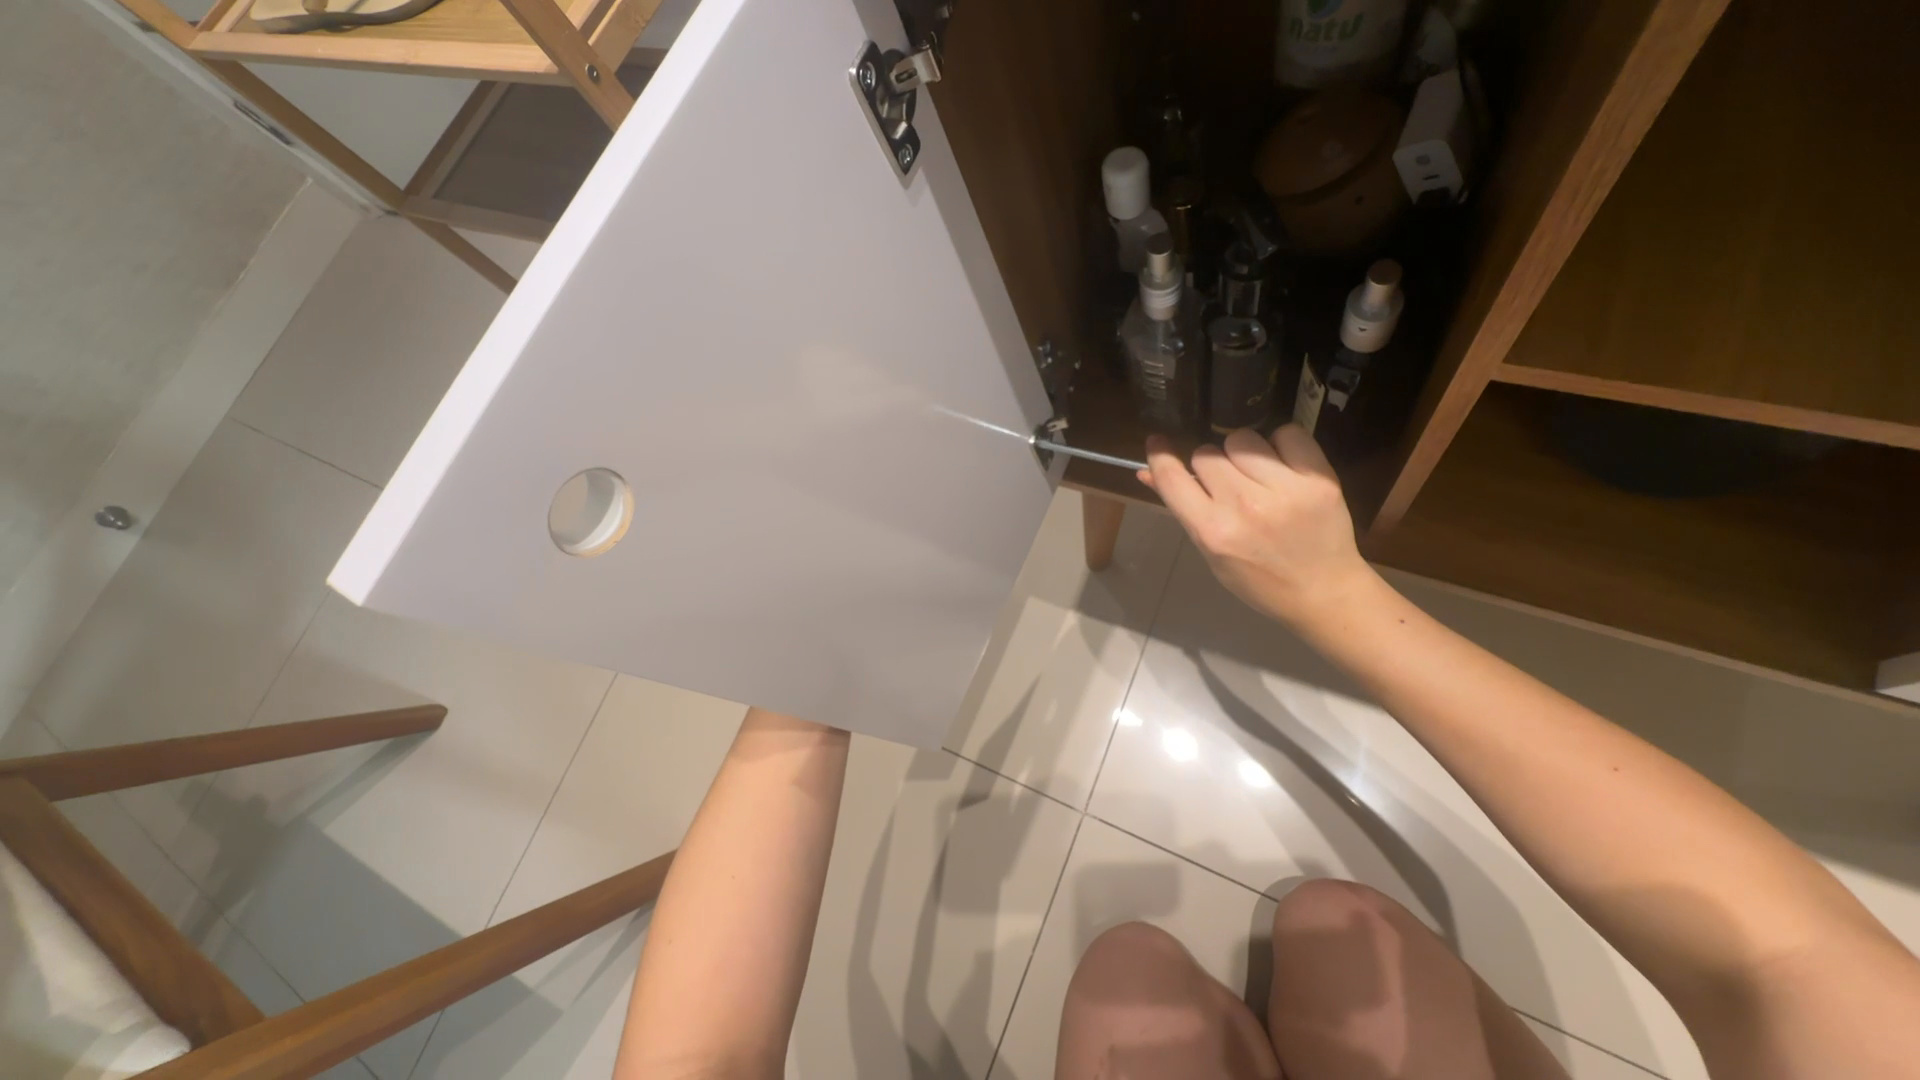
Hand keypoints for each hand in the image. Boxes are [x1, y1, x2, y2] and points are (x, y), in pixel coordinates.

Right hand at [1138, 427, 1377, 627]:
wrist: (1323, 592)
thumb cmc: (1258, 579)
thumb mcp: (1211, 552)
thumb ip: (1183, 510)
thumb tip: (1147, 472)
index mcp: (1213, 532)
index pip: (1173, 477)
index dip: (1160, 454)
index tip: (1158, 441)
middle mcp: (1244, 507)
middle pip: (1207, 453)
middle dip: (1211, 465)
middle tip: (1227, 484)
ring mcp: (1284, 491)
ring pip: (1242, 440)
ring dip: (1243, 453)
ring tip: (1258, 476)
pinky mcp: (1318, 479)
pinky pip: (1287, 434)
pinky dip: (1281, 444)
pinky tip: (1284, 467)